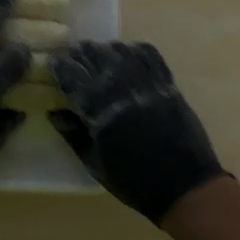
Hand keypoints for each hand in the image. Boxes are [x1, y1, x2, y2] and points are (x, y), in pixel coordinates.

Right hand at [48, 41, 225, 223]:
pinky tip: (127, 57)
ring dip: (104, 50)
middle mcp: (122, 90)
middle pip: (94, 55)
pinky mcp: (167, 83)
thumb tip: (53, 112)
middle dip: (79, 54)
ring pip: (119, 50)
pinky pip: (148, 55)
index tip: (53, 64)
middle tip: (73, 59)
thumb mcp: (96, 166)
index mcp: (101, 112)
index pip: (72, 75)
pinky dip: (134, 50)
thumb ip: (73, 135)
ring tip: (98, 57)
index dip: (60, 66)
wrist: (186, 188)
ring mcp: (147, 83)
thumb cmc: (135, 182)